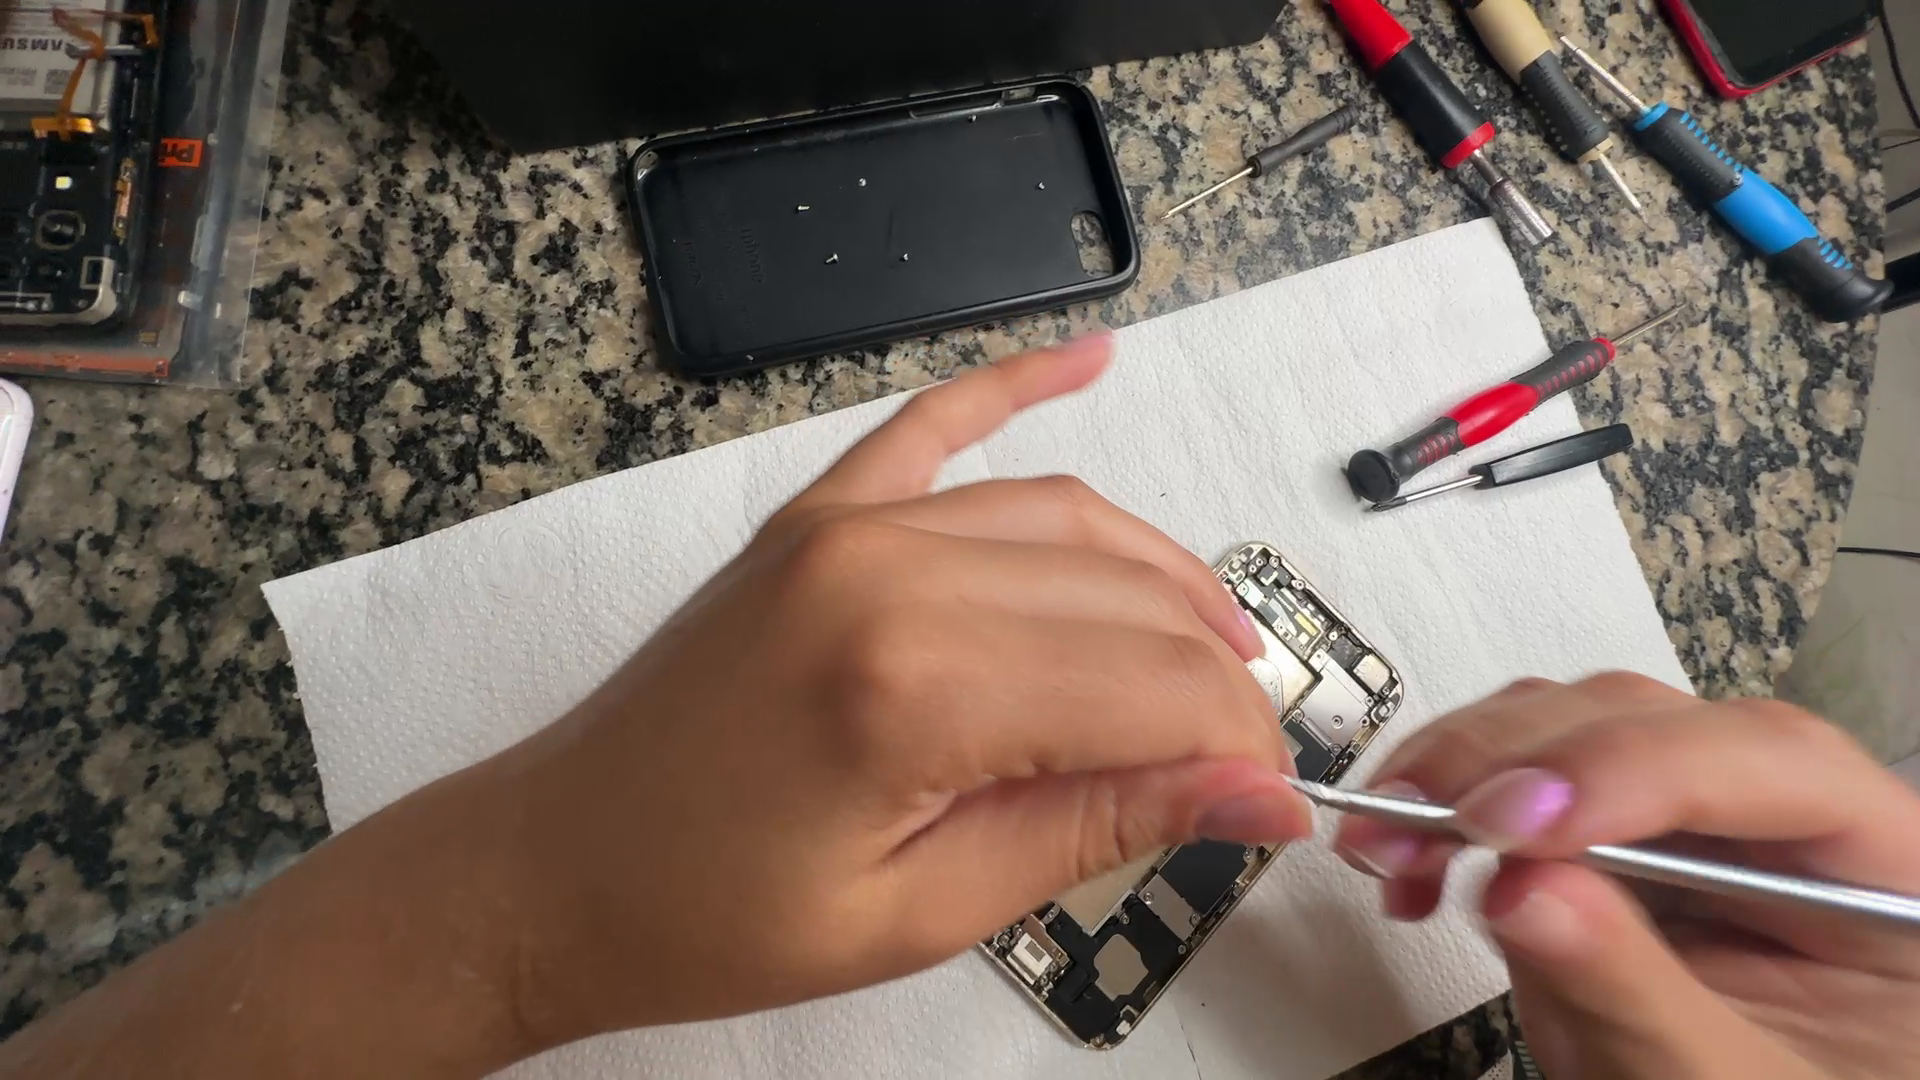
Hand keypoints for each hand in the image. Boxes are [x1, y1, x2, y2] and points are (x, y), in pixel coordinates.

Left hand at [496, 335, 1310, 1047]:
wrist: (559, 862)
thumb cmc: (716, 914)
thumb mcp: (925, 909)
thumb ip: (1097, 826)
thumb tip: (1246, 792)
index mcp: (912, 683)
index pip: (1148, 684)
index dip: (1231, 741)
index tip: (1270, 793)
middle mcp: (887, 568)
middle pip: (1119, 595)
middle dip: (1207, 670)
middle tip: (1243, 740)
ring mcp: (848, 522)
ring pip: (1063, 516)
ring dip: (1156, 572)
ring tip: (1212, 635)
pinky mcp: (820, 514)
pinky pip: (935, 425)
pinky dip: (1017, 385)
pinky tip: (1088, 359)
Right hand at [1332, 674, 1919, 1079]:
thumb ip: (1634, 991)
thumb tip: (1517, 889)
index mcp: (1885, 872)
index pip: (1767, 760)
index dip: (1623, 770)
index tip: (1501, 828)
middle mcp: (1777, 806)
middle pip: (1627, 717)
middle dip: (1494, 765)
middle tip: (1399, 828)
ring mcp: (1671, 797)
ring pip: (1542, 719)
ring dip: (1441, 773)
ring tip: (1378, 846)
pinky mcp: (1584, 807)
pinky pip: (1494, 758)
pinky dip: (1427, 796)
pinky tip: (1401, 860)